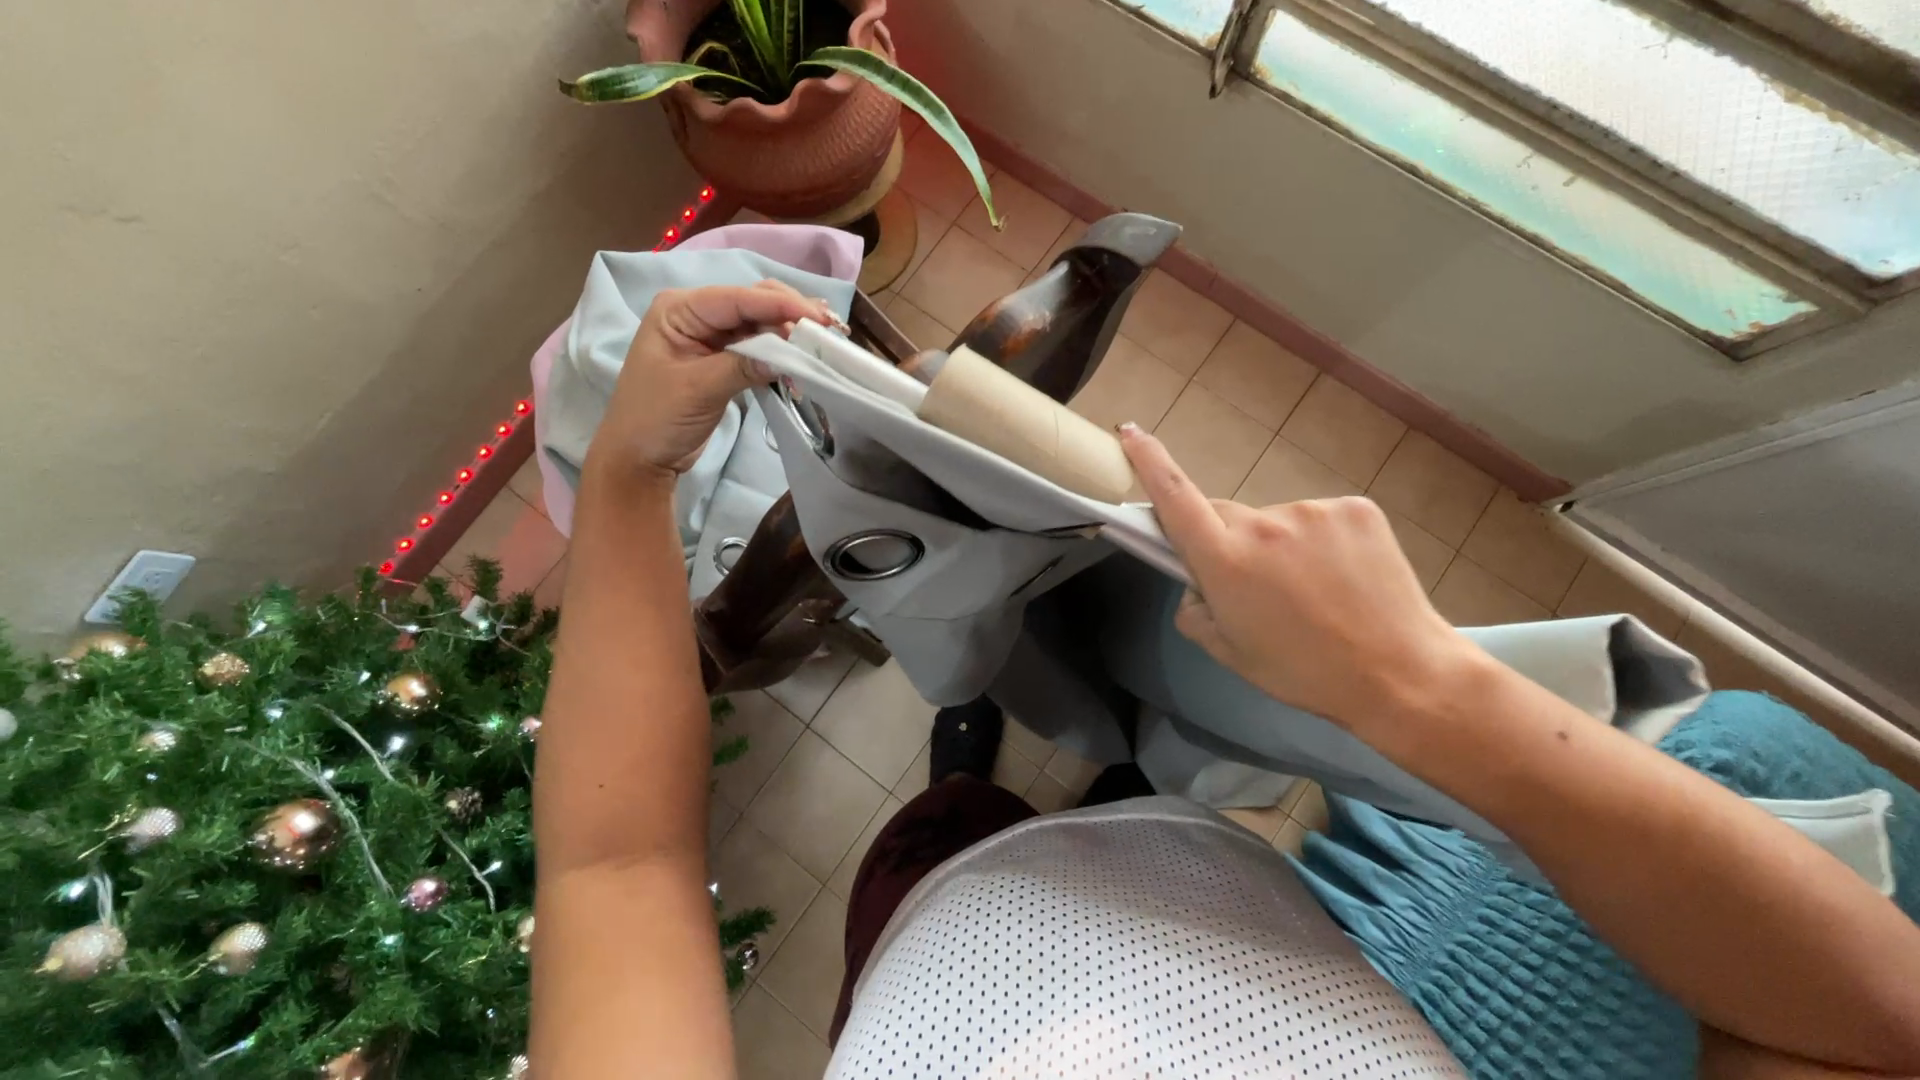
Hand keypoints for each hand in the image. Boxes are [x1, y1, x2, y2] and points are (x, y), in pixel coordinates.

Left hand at [589, 281, 836, 480]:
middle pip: (753, 303)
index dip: (780, 305)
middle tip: (830, 328)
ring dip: (792, 332)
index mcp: (679, 310)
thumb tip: (790, 355)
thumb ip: (743, 366)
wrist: (639, 459)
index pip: (737, 299)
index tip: (817, 318)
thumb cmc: (656, 418)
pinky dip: (783, 352)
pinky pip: (760, 347)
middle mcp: (697, 314)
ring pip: (762, 324)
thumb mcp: (698, 389)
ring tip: (827, 339)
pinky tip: (805, 357)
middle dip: (791, 313)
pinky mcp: (725, 360)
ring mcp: (712, 337)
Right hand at [1119, 423, 1482, 740]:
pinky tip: (1342, 578)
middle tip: (1255, 587)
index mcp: (1225, 562)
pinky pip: (1317, 519)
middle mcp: (1264, 525)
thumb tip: (1196, 586)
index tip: (1130, 431)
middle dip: (1227, 541)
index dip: (1149, 461)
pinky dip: (1320, 543)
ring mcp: (1312, 512)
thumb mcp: (1228, 653)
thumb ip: (1195, 611)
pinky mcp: (1355, 509)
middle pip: (1224, 515)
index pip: (1175, 497)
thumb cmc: (1303, 672)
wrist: (1400, 674)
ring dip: (1279, 546)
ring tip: (1312, 593)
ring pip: (1274, 521)